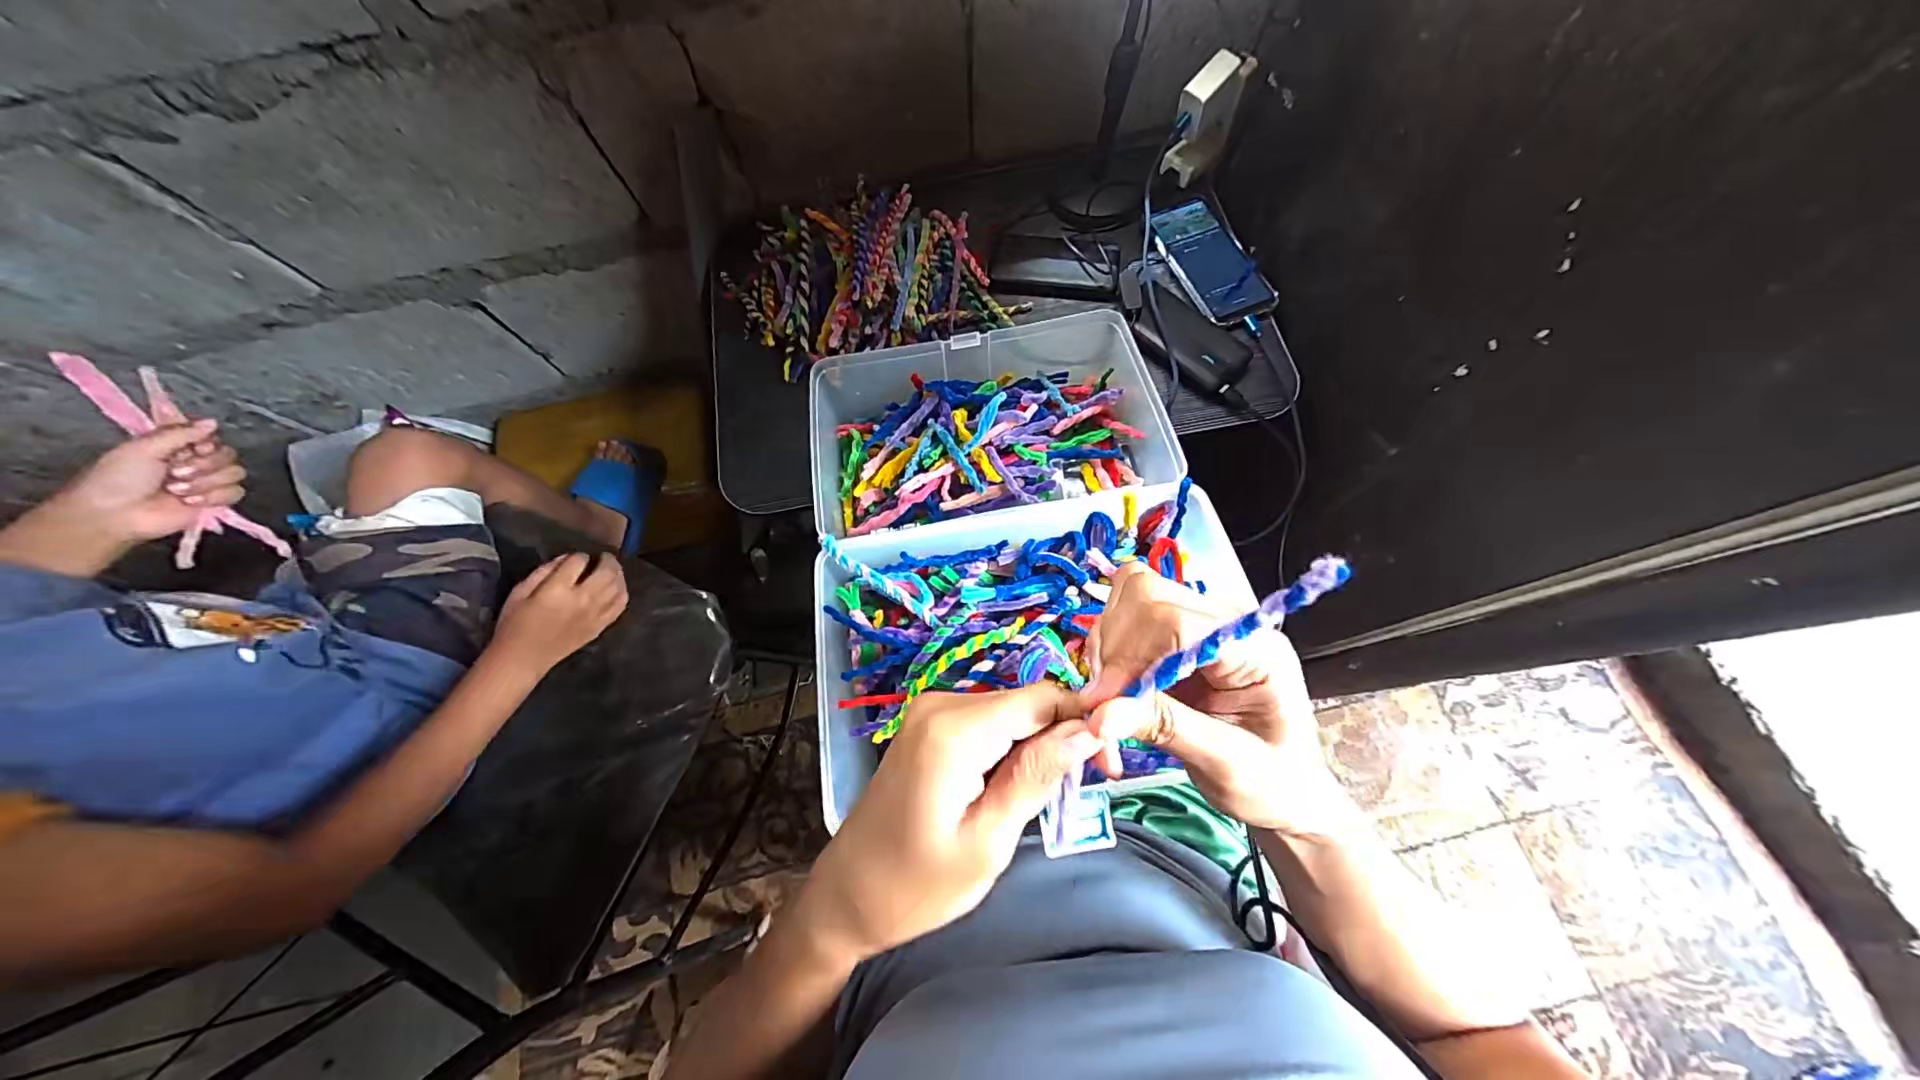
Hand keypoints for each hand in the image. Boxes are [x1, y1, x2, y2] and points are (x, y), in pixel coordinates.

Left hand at [56, 420, 245, 542]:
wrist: (115, 514)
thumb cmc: (118, 478)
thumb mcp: (142, 448)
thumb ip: (178, 433)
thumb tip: (213, 422)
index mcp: (178, 446)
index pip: (212, 436)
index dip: (208, 442)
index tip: (194, 448)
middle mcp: (196, 462)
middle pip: (229, 455)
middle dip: (204, 465)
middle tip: (175, 473)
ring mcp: (208, 482)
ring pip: (235, 473)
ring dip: (204, 482)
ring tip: (176, 490)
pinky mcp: (216, 502)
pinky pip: (235, 492)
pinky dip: (212, 497)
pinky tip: (189, 501)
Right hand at [488, 552, 628, 674]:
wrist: (523, 658)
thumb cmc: (515, 624)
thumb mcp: (520, 591)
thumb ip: (543, 571)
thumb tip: (566, 558)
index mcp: (558, 589)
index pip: (579, 561)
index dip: (579, 556)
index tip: (576, 558)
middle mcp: (582, 600)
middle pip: (606, 571)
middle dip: (608, 560)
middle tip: (604, 557)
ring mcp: (595, 614)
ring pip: (618, 587)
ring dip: (618, 574)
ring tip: (612, 570)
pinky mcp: (600, 626)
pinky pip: (620, 606)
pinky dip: (622, 593)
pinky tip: (618, 588)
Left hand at [797, 685, 1102, 960]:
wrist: (849, 894)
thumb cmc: (916, 885)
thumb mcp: (988, 840)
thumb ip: (1037, 775)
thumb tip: (1087, 731)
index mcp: (954, 729)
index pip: (1042, 697)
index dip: (1085, 721)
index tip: (1110, 764)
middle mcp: (941, 703)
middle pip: (1027, 702)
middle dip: (1063, 736)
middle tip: (1083, 790)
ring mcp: (930, 710)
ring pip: (1011, 712)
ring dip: (1039, 744)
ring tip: (1047, 795)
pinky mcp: (929, 724)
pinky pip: (988, 722)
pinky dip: (1011, 747)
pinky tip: (1013, 785)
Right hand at [1080, 563, 1345, 835]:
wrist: (1286, 789)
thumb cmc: (1273, 781)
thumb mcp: (1227, 765)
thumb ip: (1166, 729)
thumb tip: (1101, 715)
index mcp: (1255, 647)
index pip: (1177, 620)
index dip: (1130, 654)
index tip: (1102, 701)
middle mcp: (1223, 623)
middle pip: (1145, 596)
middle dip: (1113, 651)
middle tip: (1103, 709)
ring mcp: (1196, 626)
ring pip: (1126, 605)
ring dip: (1105, 657)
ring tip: (1108, 712)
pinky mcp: (1171, 639)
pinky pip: (1123, 628)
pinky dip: (1106, 664)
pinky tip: (1113, 703)